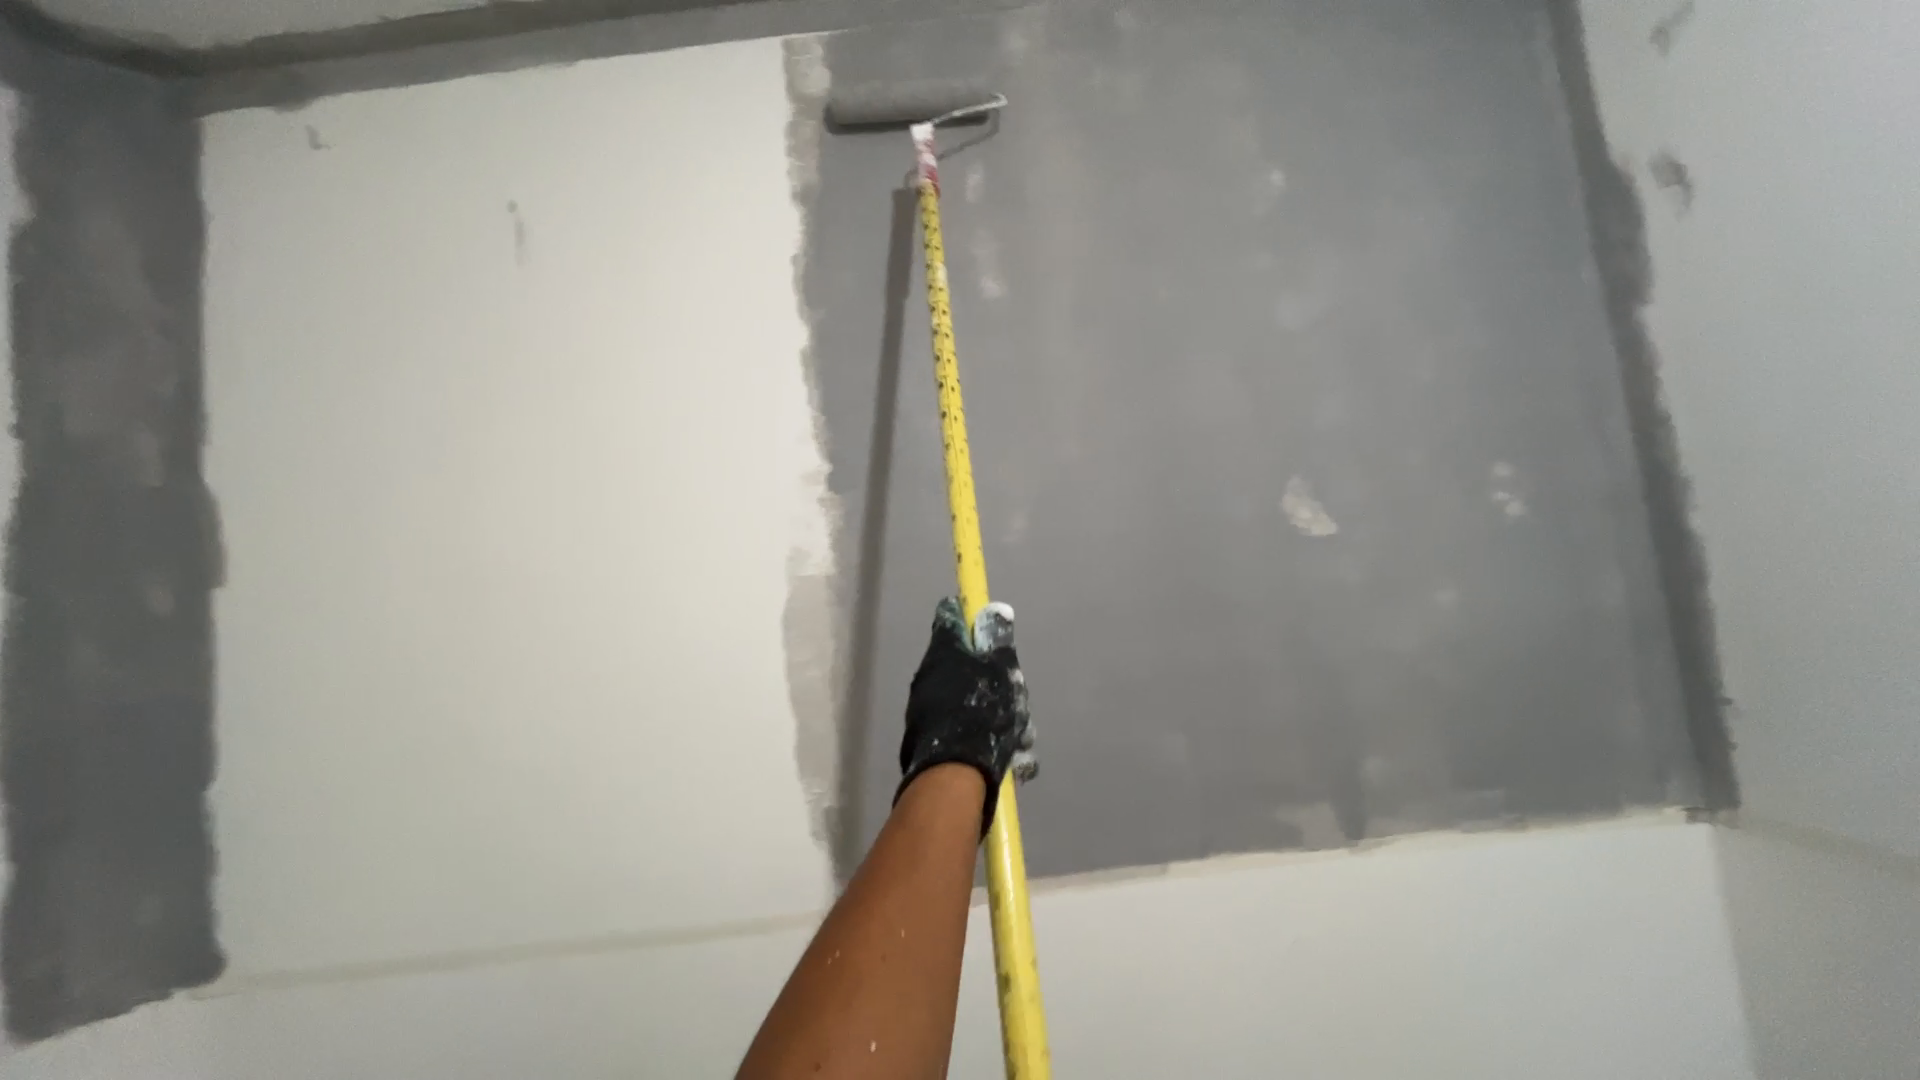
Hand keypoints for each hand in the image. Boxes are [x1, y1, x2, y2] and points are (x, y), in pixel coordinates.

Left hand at [896, 598, 1036, 834]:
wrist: (952, 776)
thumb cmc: (981, 714)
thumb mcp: (1001, 672)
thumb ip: (999, 642)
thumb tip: (995, 610)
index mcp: (944, 652)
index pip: (951, 618)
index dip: (969, 617)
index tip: (987, 625)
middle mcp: (930, 677)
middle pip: (968, 667)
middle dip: (997, 684)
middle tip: (1017, 701)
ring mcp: (927, 710)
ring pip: (972, 703)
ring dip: (1001, 720)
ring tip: (1021, 741)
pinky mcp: (931, 741)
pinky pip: (966, 731)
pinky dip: (989, 742)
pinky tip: (1013, 760)